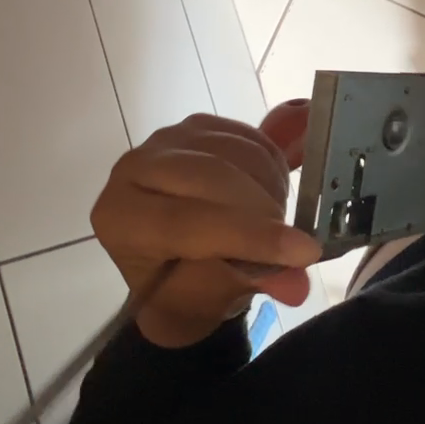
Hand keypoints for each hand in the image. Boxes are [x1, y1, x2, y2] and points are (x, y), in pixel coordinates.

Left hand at [90, 103, 321, 347]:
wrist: (176, 262)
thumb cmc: (184, 288)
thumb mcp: (213, 298)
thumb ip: (252, 283)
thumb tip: (298, 285)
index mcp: (121, 219)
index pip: (186, 221)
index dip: (250, 236)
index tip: (303, 252)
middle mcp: (132, 169)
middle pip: (210, 175)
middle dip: (264, 209)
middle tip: (296, 241)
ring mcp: (166, 140)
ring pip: (236, 152)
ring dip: (272, 188)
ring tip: (277, 222)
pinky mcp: (197, 125)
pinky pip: (249, 137)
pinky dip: (273, 166)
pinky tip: (272, 194)